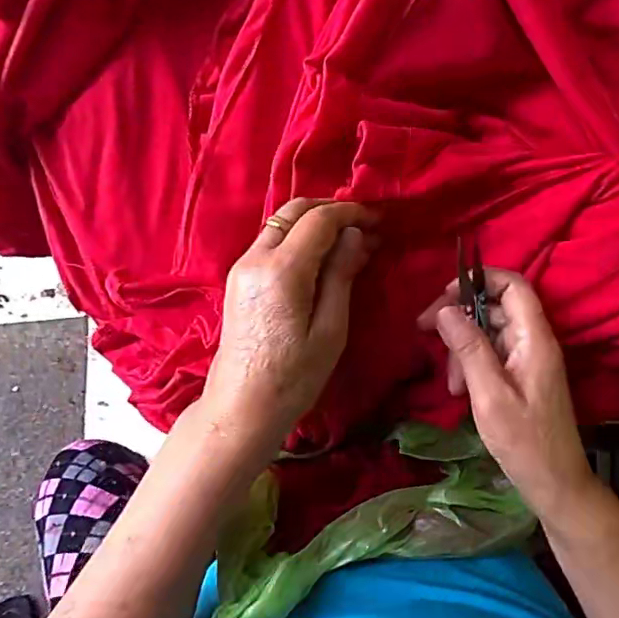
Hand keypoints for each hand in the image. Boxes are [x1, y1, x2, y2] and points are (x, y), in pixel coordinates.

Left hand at [201, 198, 376, 453]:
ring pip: (281, 223)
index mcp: (282, 271)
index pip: (319, 219)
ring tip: (348, 243)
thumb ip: (341, 275)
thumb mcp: (330, 330)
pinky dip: (299, 238)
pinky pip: (272, 242)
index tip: (379, 219)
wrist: (241, 408)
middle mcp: (256, 258)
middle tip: (365, 226)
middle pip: (294, 210)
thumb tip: (355, 235)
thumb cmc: (293, 378)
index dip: (352, 212)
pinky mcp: (238, 279)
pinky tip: (322, 258)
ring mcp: (242, 267)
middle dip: (332, 209)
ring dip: (314, 222)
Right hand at [418, 268, 596, 509]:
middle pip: (497, 307)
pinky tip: (460, 390)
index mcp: (535, 339)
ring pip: (490, 332)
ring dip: (463, 348)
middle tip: (427, 331)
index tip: (445, 295)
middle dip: (461, 317)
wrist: (555, 483)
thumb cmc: (524, 442)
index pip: (514, 286)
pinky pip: (493, 355)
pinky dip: (472, 366)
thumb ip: (469, 349)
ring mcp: (530, 360)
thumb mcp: (490, 395)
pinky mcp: (523, 377)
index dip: (481, 279)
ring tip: (450, 382)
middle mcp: (536, 342)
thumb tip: (446, 310)